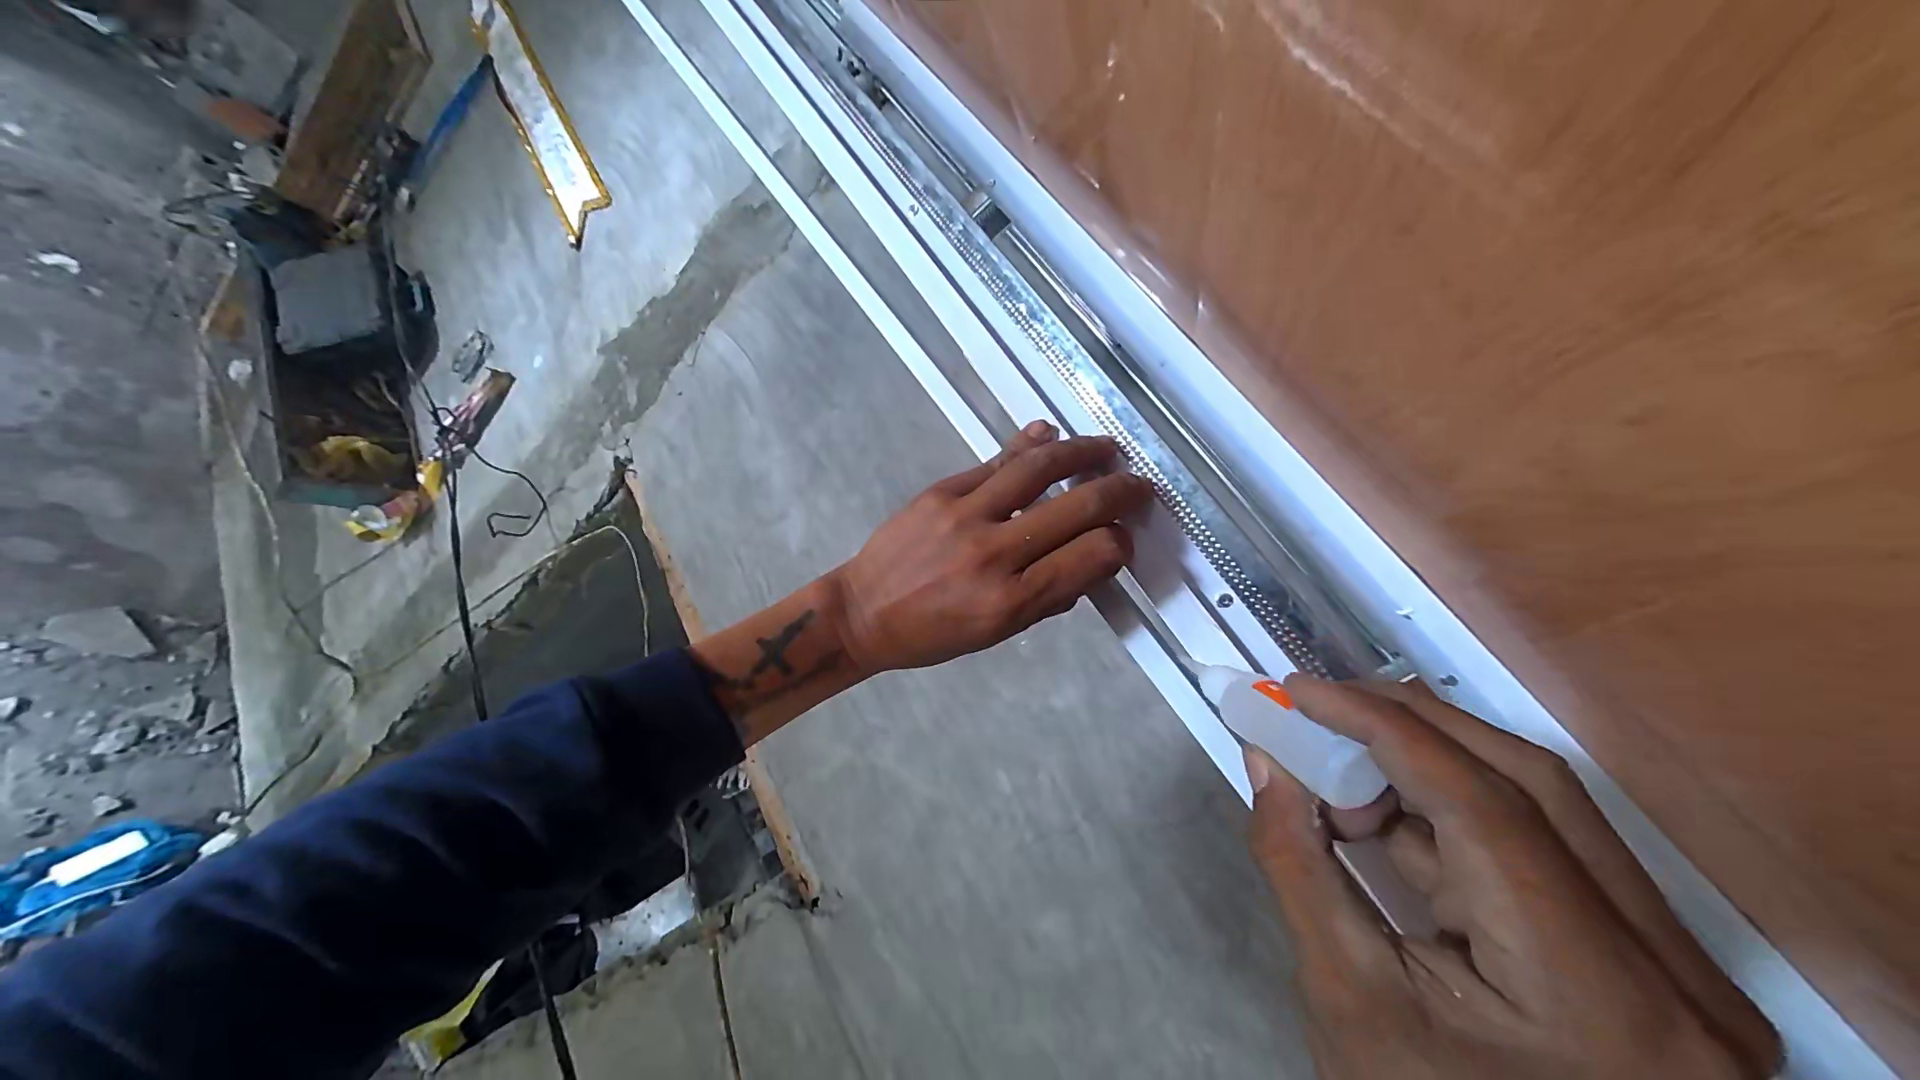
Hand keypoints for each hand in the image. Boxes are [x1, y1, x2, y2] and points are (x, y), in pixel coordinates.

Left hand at [690, 422, 1151, 745]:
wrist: (862, 612)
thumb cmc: (932, 634)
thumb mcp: (996, 635)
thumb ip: (1047, 597)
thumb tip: (1091, 560)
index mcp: (1011, 602)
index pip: (1091, 557)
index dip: (1119, 543)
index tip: (1123, 538)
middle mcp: (994, 554)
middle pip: (1077, 506)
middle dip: (1121, 492)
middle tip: (1140, 486)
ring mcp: (965, 515)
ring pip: (1039, 467)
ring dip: (1083, 451)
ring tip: (1107, 448)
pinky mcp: (941, 491)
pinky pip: (996, 461)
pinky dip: (1028, 445)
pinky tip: (1049, 434)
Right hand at [1247, 677, 1781, 1079]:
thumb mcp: (1345, 998)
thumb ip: (1298, 865)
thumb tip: (1265, 760)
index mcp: (1597, 990)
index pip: (1485, 805)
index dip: (1380, 726)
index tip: (1300, 689)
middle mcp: (1671, 965)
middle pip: (1528, 782)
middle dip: (1405, 727)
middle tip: (1317, 709)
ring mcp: (1672, 960)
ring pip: (1537, 801)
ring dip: (1422, 764)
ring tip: (1336, 770)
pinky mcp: (1643, 955)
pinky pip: (1533, 842)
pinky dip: (1442, 809)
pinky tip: (1379, 816)